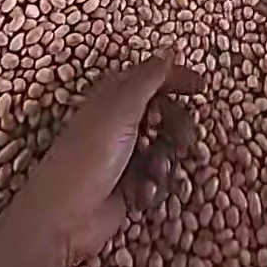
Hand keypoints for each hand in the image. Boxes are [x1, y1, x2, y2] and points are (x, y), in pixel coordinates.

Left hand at [9, 55, 203, 266]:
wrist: (65, 216)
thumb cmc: (91, 153)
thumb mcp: (123, 107)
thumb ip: (149, 77)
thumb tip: (170, 50)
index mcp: (115, 95)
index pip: (151, 77)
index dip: (176, 78)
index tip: (202, 87)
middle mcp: (120, 121)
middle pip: (163, 113)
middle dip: (177, 126)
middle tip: (184, 139)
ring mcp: (124, 154)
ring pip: (163, 147)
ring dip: (165, 160)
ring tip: (155, 171)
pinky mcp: (128, 185)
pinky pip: (155, 178)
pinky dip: (153, 185)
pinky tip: (142, 194)